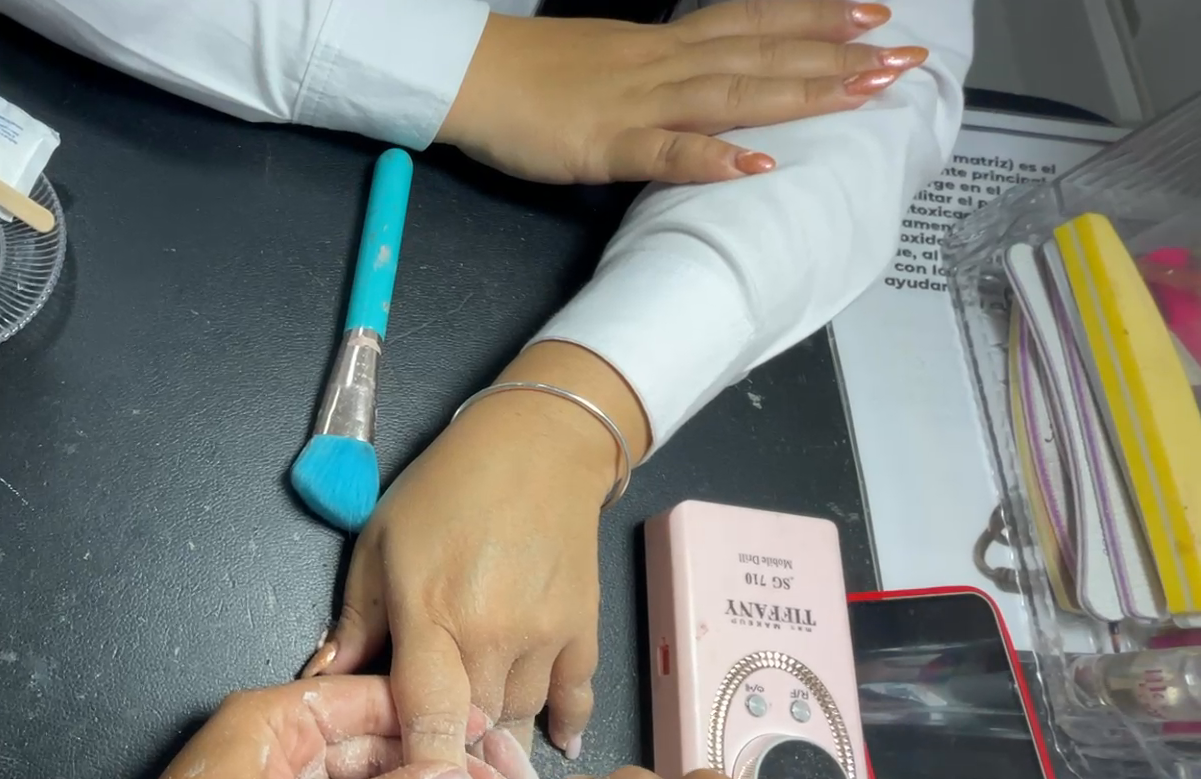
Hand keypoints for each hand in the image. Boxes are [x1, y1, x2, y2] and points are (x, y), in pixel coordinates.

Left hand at [304, 341, 641, 778]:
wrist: (537, 448)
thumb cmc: (442, 494)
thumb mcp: (379, 547)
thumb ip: (356, 622)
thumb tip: (323, 675)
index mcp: (432, 616)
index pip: (426, 714)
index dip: (421, 770)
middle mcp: (493, 638)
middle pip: (472, 728)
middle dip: (451, 754)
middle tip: (432, 771)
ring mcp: (546, 638)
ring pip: (517, 719)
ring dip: (492, 736)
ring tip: (476, 750)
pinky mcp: (584, 631)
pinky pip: (573, 699)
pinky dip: (557, 724)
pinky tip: (546, 742)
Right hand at [438, 0, 927, 183]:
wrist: (474, 77)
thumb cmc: (524, 74)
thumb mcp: (594, 67)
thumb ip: (637, 81)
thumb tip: (665, 98)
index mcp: (656, 47)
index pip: (748, 23)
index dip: (811, 18)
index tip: (869, 14)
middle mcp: (660, 66)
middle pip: (759, 54)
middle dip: (834, 55)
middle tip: (903, 60)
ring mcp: (636, 104)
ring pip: (731, 92)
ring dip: (800, 93)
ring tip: (863, 93)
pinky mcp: (603, 145)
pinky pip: (665, 151)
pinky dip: (711, 157)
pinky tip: (754, 164)